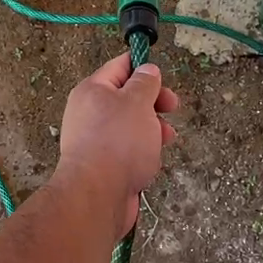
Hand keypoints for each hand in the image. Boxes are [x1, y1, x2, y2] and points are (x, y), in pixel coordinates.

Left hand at [54, 53, 178, 236]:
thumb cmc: (118, 142)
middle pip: (127, 97)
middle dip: (153, 101)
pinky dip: (143, 151)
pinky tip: (152, 161)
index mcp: (93, 90)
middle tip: (172, 105)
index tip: (162, 75)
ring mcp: (96, 140)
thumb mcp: (138, 102)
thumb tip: (147, 69)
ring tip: (166, 137)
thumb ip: (145, 82)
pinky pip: (128, 149)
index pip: (119, 66)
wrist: (98, 196)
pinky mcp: (104, 164)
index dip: (142, 66)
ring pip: (131, 125)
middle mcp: (90, 112)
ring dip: (152, 128)